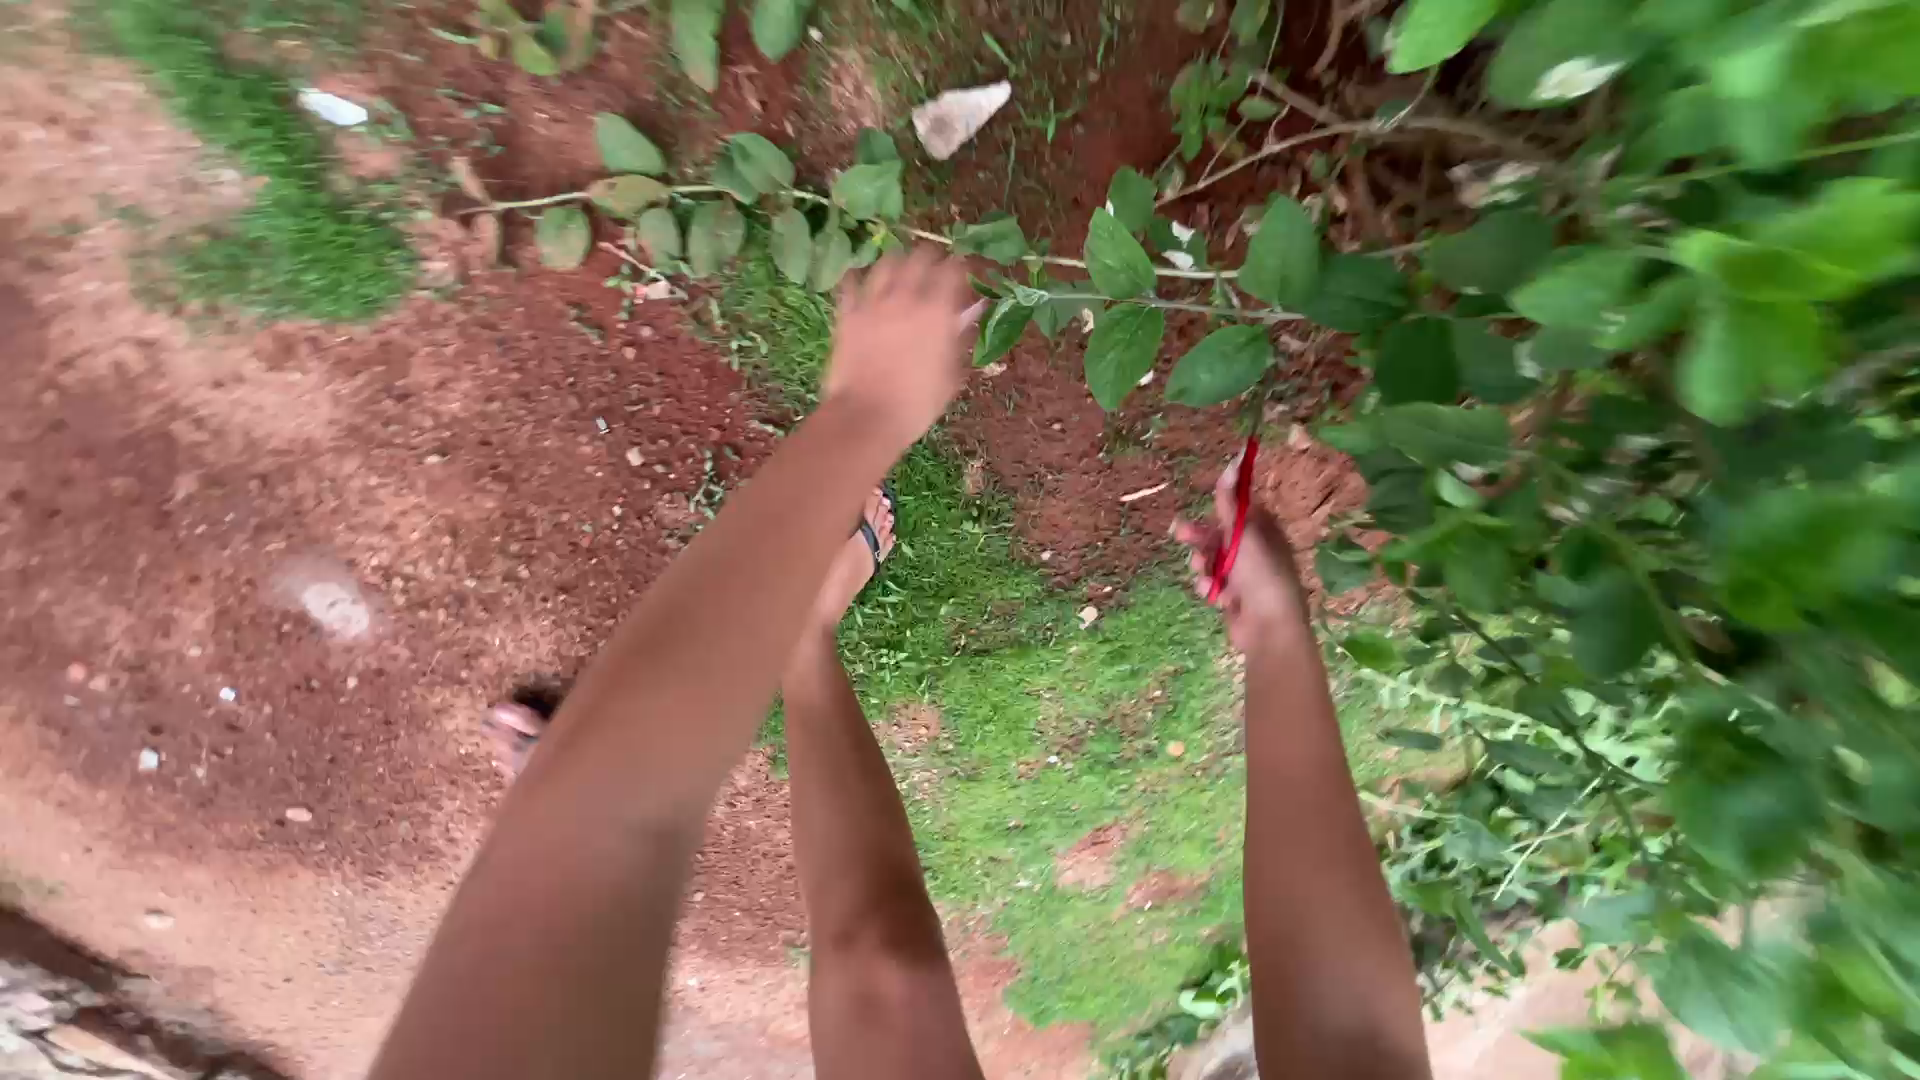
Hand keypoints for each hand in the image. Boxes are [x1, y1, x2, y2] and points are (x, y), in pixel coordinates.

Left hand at [822, 248, 973, 450]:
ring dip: (898, 263)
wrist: (866, 418)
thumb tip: (969, 318)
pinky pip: (851, 282)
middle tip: (935, 270)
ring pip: (886, 263)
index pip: (953, 269)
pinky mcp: (847, 314)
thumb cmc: (916, 405)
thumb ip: (960, 340)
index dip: (961, 267)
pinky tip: (865, 284)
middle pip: (920, 256)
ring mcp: (872, 303)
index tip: (965, 274)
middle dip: (931, 259)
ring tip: (901, 273)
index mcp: (937, 311)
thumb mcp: (951, 377)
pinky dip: (860, 278)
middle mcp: (905, 297)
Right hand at [1172, 458, 1310, 654]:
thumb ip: (1230, 502)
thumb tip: (1234, 460)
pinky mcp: (1231, 595)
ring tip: (1207, 578)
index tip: (1203, 505)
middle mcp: (1254, 550)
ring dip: (1204, 567)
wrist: (1268, 627)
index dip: (1219, 508)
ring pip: (1209, 559)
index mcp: (1264, 531)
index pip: (1238, 510)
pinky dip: (1210, 587)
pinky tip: (1216, 595)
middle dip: (1199, 537)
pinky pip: (1210, 582)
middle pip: (1218, 534)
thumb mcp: (1243, 533)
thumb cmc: (1262, 575)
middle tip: (1179, 533)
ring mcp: (1242, 574)